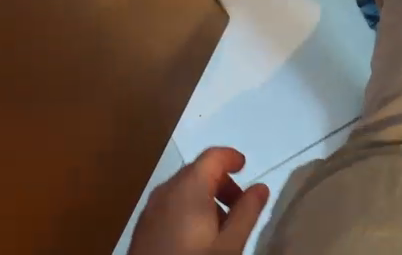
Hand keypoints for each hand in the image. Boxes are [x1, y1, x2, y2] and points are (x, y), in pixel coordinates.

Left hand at [127, 147, 268, 254]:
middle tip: (238, 206)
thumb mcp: (229, 246)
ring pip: (182, 189)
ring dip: (203, 198)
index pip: (212, 156)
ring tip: (218, 228)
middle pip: (197, 171)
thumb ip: (246, 212)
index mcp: (188, 188)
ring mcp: (149, 210)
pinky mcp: (141, 229)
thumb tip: (260, 187)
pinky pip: (168, 206)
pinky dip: (186, 210)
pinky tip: (194, 238)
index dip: (231, 157)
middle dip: (220, 182)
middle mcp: (165, 191)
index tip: (246, 168)